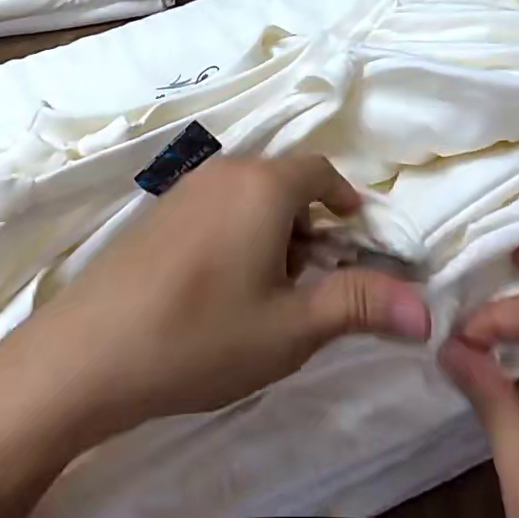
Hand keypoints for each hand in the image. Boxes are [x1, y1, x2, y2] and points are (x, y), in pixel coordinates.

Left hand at [0, 152, 429, 517]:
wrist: (92, 347)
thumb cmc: (203, 334)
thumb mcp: (291, 327)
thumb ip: (359, 305)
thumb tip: (426, 309)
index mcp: (263, 185)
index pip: (320, 171)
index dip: (345, 201)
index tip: (358, 238)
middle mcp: (225, 171)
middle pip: (284, 182)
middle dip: (310, 224)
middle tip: (316, 280)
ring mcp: (185, 187)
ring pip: (249, 195)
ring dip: (274, 230)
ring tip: (271, 289)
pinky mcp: (159, 210)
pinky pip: (217, 205)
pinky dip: (238, 230)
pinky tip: (223, 285)